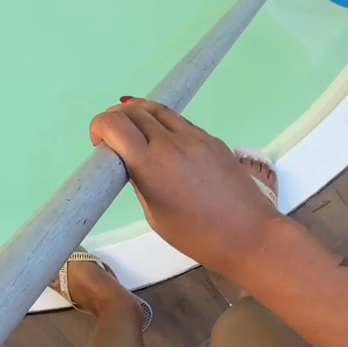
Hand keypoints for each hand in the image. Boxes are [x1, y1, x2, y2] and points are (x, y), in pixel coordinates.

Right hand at [91, 98, 283, 281]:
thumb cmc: (198, 236)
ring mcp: (195, 137)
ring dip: (139, 112)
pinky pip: (180, 121)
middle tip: (110, 133)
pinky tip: (161, 137)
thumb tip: (133, 164)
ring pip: (159, 109)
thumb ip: (140, 182)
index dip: (99, 126)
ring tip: (131, 125)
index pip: (114, 124)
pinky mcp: (212, 139)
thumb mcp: (155, 215)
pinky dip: (163, 122)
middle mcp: (171, 143)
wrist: (249, 234)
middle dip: (115, 117)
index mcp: (150, 165)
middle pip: (134, 111)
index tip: (98, 140)